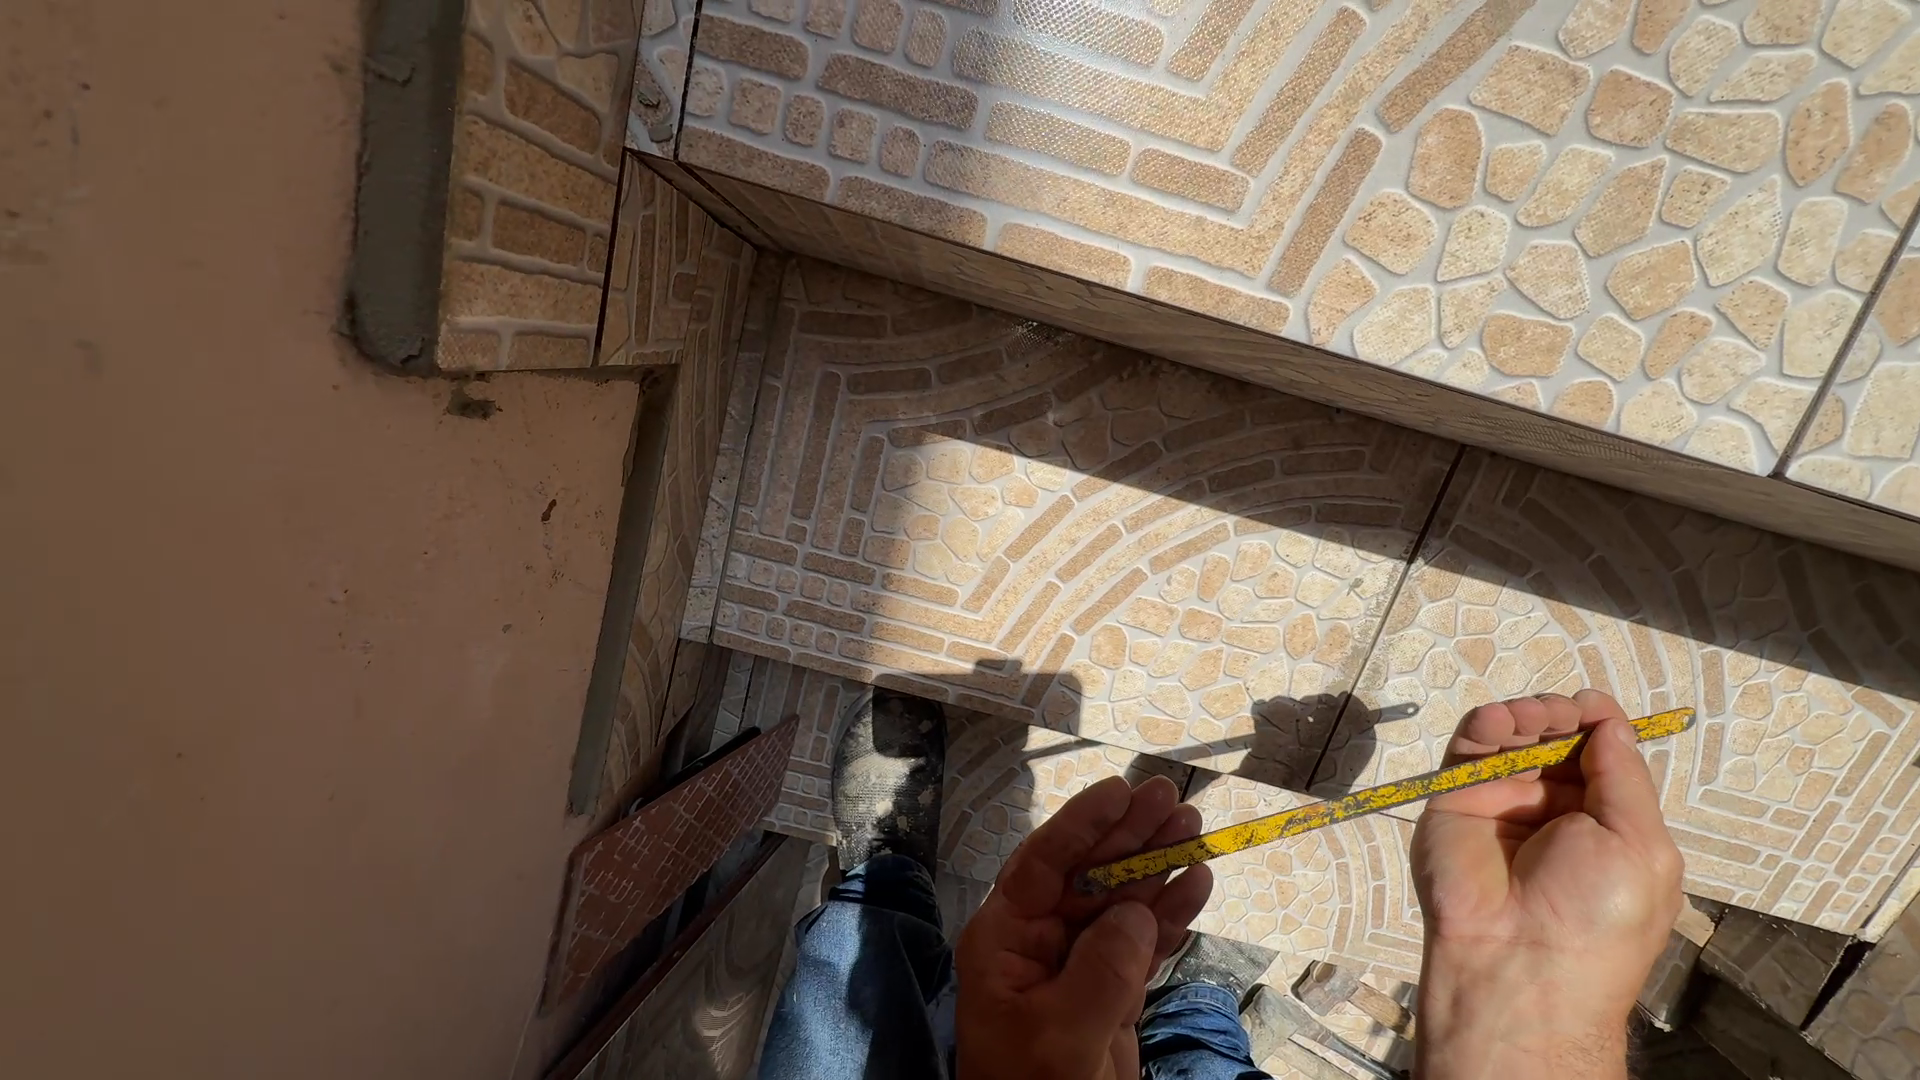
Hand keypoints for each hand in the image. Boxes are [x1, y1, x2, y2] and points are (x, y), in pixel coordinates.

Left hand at [955, 775, 1213, 1079]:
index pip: (1042, 863)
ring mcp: (1079, 962)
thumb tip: (1136, 912)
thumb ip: (1100, 970)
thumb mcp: (1061, 1036)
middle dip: (1129, 834)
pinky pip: (1144, 941)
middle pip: (1088, 872)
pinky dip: (1172, 914)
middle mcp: (1040, 938)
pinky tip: (1197, 882)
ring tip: (1193, 826)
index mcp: (1005, 938)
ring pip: (1122, 900)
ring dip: (1158, 864)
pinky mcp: (1112, 989)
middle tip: (1170, 796)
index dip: (1081, 823)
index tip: (1119, 790)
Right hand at [1410, 691, 1682, 1079]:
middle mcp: (1549, 803)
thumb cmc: (1598, 909)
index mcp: (1602, 818)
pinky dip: (1482, 724)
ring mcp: (1497, 796)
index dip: (1596, 724)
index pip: (1597, 754)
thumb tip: (1608, 718)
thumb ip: (1621, 776)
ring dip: (1522, 714)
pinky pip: (1467, 748)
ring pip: (1509, 735)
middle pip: (1552, 737)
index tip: (1592, 705)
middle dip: (1558, 715)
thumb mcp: (1639, 845)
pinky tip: (1497, 719)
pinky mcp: (1451, 794)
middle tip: (1558, 713)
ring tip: (1526, 717)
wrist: (1519, 956)